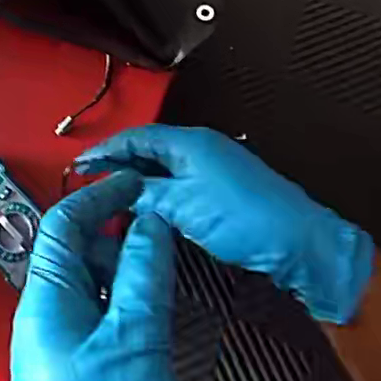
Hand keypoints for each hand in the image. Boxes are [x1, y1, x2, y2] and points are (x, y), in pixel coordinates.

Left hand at [10, 171, 182, 380]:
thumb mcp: (137, 341)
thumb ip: (145, 275)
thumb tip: (152, 225)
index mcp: (45, 300)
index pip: (64, 222)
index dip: (99, 196)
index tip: (131, 183)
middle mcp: (44, 317)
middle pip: (77, 251)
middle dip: (115, 235)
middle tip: (156, 232)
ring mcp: (59, 345)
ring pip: (91, 284)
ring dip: (124, 270)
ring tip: (159, 275)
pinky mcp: (78, 371)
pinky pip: (99, 316)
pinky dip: (125, 303)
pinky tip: (151, 312)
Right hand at [77, 125, 372, 323]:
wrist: (301, 243)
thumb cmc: (244, 219)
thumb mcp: (184, 207)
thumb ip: (146, 195)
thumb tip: (120, 192)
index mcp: (189, 142)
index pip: (136, 138)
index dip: (105, 150)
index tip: (80, 164)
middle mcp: (199, 148)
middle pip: (148, 150)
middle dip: (117, 165)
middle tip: (90, 181)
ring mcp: (212, 168)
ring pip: (162, 168)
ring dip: (137, 181)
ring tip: (111, 198)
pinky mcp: (221, 190)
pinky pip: (178, 183)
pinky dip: (157, 193)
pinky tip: (146, 210)